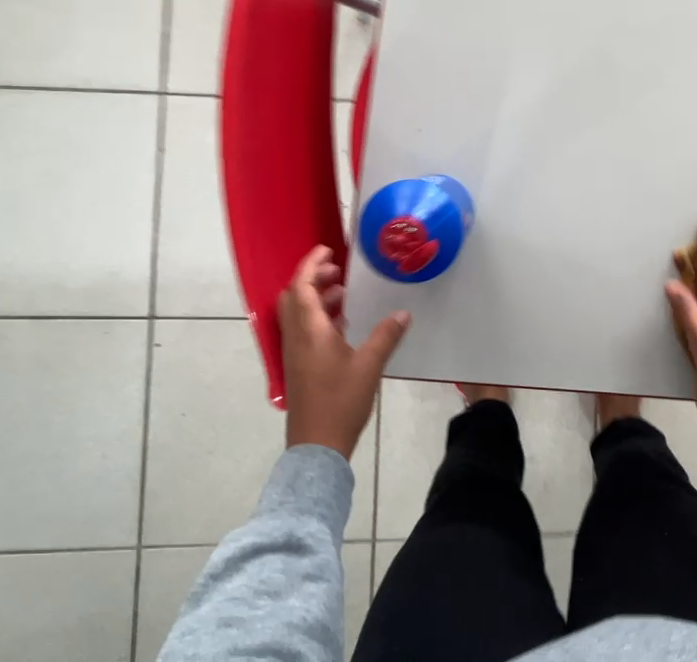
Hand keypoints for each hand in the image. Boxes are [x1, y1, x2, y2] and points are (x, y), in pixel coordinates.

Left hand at [280, 246, 410, 458]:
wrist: (317, 447)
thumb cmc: (341, 402)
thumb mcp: (369, 366)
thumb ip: (385, 336)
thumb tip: (403, 313)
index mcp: (310, 331)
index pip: (301, 287)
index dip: (311, 264)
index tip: (328, 250)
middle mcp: (296, 338)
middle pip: (294, 298)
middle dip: (313, 279)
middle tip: (339, 272)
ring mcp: (295, 355)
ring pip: (298, 315)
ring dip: (316, 298)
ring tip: (345, 294)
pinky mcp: (299, 368)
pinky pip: (303, 331)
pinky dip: (318, 318)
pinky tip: (343, 326)